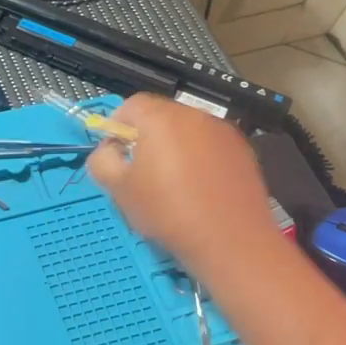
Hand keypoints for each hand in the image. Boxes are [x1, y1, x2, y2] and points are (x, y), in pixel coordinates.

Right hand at [86, 94, 281, 271]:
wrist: (230, 240)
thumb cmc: (167, 211)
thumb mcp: (118, 189)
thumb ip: (102, 160)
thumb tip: (110, 149)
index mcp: (161, 119)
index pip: (131, 104)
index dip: (118, 125)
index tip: (117, 154)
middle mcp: (195, 115)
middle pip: (161, 116)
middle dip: (146, 137)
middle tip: (141, 173)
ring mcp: (224, 131)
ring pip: (187, 131)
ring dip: (174, 148)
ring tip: (173, 184)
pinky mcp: (243, 151)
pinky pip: (210, 146)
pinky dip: (199, 158)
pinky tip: (199, 189)